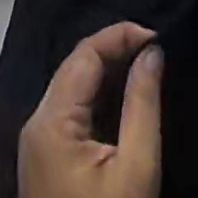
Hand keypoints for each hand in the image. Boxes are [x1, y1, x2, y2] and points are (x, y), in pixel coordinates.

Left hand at [19, 23, 163, 197]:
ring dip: (110, 63)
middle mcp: (36, 123)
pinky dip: (100, 85)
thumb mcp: (137, 162)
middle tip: (158, 47)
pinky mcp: (44, 152)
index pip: (85, 53)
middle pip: (76, 62)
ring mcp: (37, 139)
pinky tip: (127, 88)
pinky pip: (71, 101)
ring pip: (73, 79)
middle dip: (117, 45)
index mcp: (52, 123)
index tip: (161, 38)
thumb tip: (153, 50)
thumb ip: (143, 100)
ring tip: (148, 61)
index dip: (123, 34)